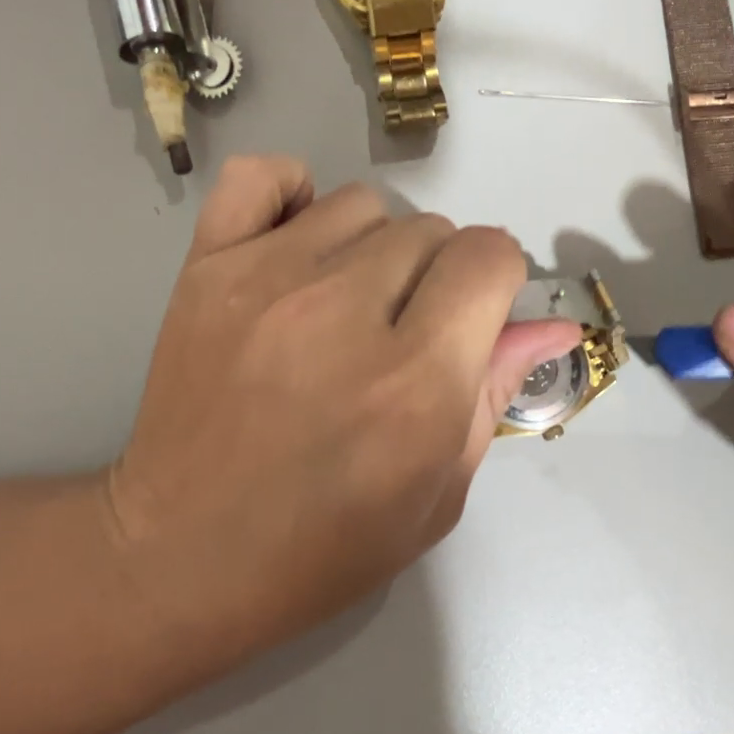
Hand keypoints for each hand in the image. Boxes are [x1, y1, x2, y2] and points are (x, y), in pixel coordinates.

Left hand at [107, 157, 580, 665]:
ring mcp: (264, 281)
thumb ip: (493, 396)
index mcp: (413, 381)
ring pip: (360, 204)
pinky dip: (289, 196)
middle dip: (437, 278)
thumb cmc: (320, 550)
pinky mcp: (204, 270)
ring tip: (344, 306)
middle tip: (400, 336)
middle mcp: (342, 312)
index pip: (489, 257)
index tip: (472, 321)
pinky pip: (259, 178)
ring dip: (372, 248)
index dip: (495, 285)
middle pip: (430, 231)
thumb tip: (551, 322)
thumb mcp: (434, 498)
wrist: (182, 555)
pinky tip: (295, 246)